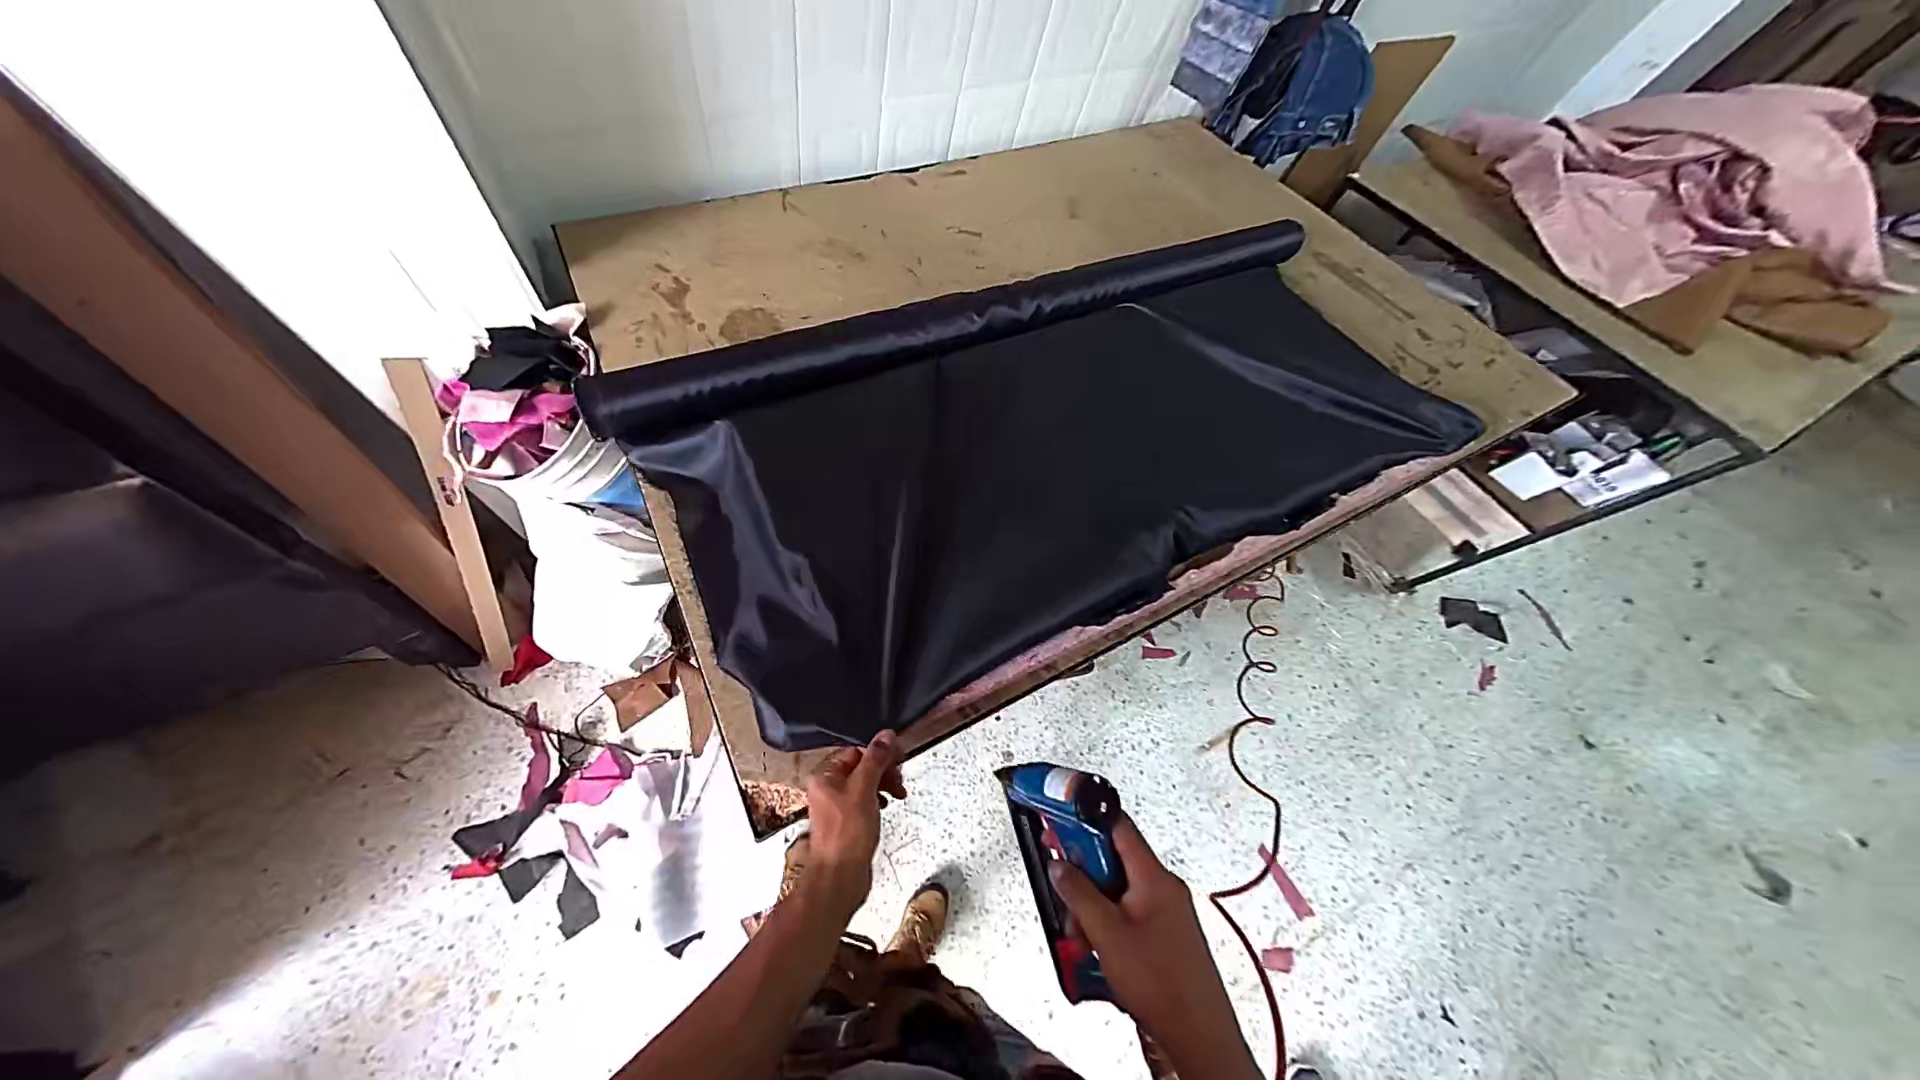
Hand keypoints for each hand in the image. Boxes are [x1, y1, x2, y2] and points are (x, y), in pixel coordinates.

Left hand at [800, 730, 906, 918]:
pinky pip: (864, 800)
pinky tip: (885, 805)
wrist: (840, 876)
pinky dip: (878, 799)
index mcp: (824, 775)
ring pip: (864, 783)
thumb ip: (876, 759)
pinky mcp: (846, 821)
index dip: (878, 754)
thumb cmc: (846, 835)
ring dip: (883, 784)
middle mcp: (826, 788)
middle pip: (860, 766)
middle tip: (897, 779)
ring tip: (896, 793)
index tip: (896, 759)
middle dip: (882, 770)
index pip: (855, 751)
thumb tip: (886, 736)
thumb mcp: (865, 788)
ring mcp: (836, 806)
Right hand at [1050, 817, 1259, 1078]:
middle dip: (1084, 877)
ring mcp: (1164, 911)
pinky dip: (1106, 925)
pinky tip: (1097, 950)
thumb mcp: (1107, 933)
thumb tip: (1060, 865)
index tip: (1061, 818)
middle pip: (1112, 860)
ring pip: (1115, 890)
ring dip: (1091, 908)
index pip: (1118, 825)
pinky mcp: (1162, 933)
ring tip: (1083, 937)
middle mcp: (1161, 887)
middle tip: (1065, 891)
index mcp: (1154, 876)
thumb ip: (1079, 893)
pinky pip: (1125, 913)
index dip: (1087, 818)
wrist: (1198, 1036)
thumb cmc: (1163, 985)